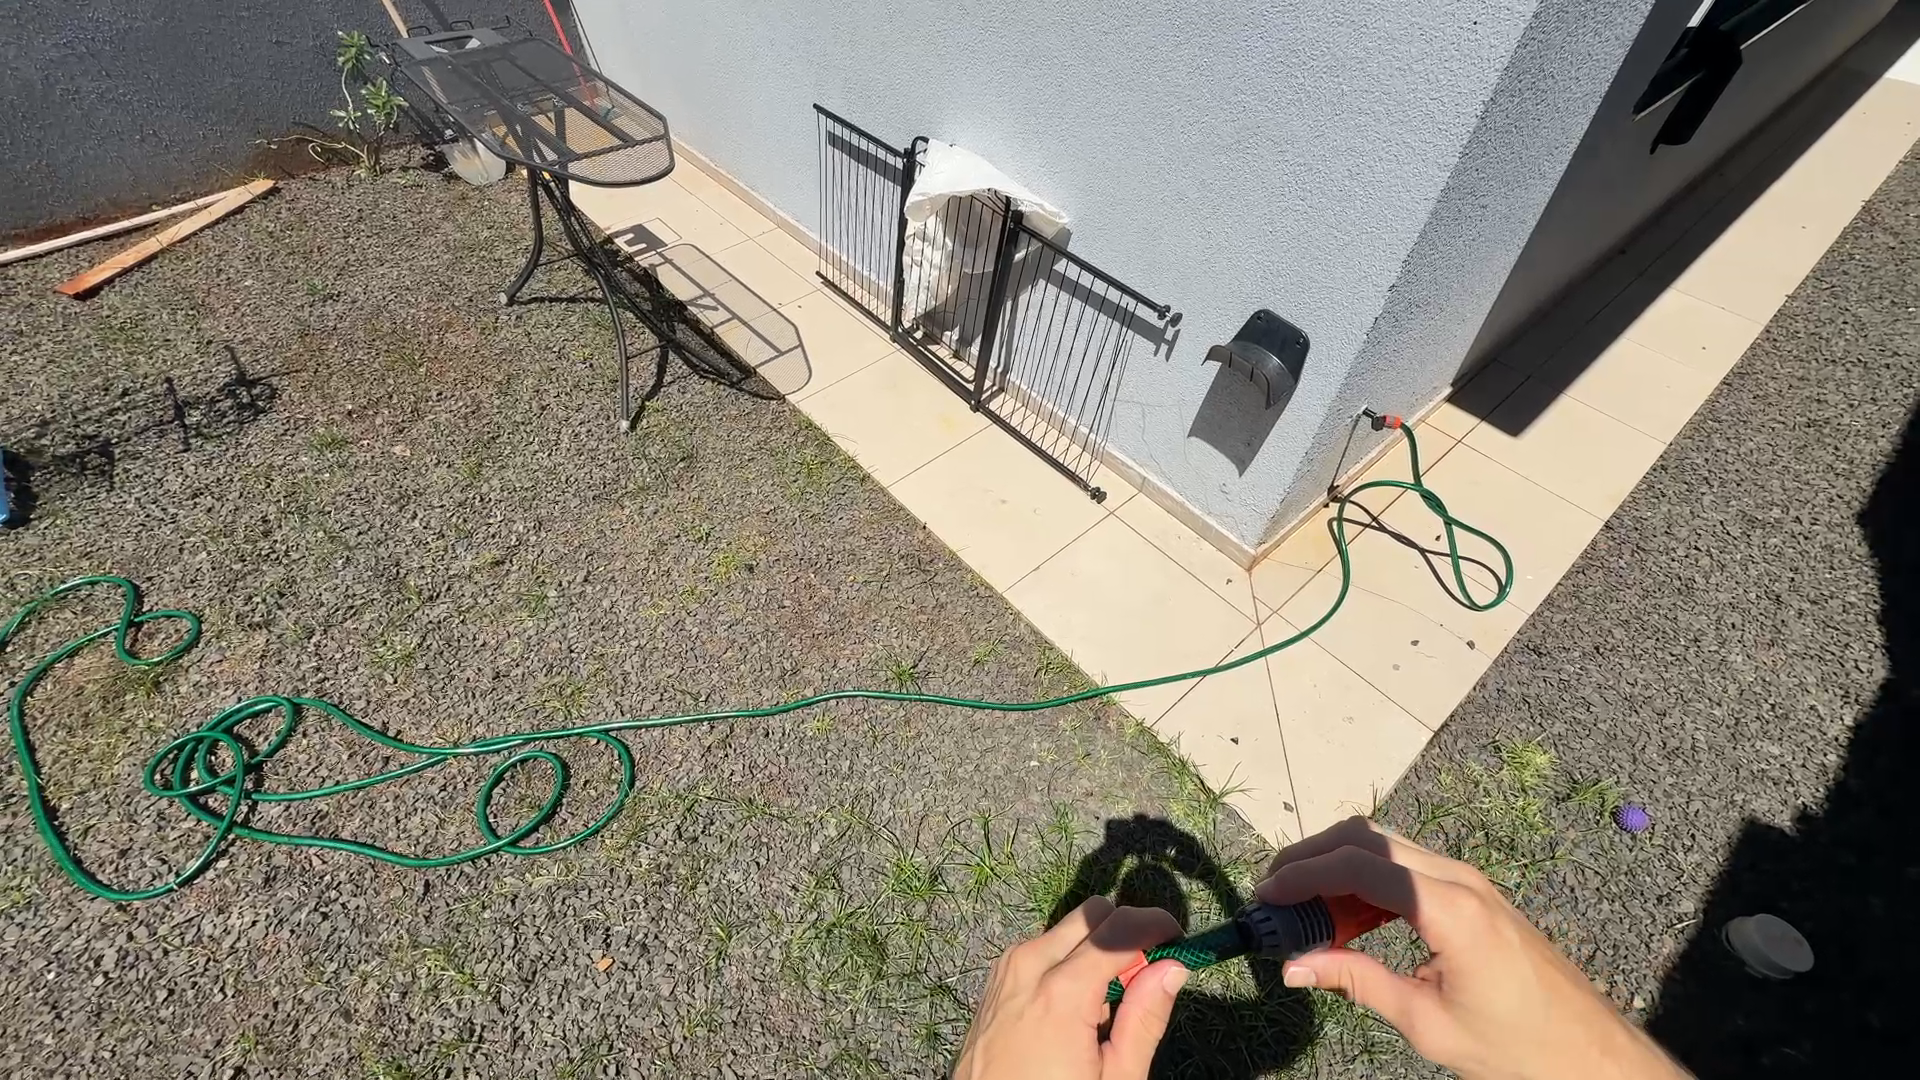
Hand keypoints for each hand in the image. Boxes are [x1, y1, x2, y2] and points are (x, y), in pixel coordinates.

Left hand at [953, 897, 1187, 1079]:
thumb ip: (1143, 1020)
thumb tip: (1173, 966)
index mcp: (1061, 992)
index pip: (1117, 928)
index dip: (1154, 925)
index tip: (1179, 940)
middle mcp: (1029, 962)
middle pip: (1092, 914)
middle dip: (1125, 932)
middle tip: (1145, 978)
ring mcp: (1008, 966)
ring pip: (1067, 927)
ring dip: (1096, 947)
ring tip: (1108, 1004)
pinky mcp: (997, 975)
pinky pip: (1042, 945)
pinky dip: (1068, 959)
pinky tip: (1075, 1006)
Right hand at [1259, 817, 1688, 1079]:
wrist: (1602, 1063)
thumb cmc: (1520, 1051)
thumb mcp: (1429, 1024)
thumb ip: (1356, 982)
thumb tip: (1291, 967)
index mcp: (1450, 909)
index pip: (1357, 867)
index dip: (1303, 875)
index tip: (1266, 895)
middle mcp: (1456, 876)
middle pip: (1363, 838)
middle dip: (1310, 856)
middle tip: (1275, 889)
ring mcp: (1464, 877)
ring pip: (1378, 842)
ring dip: (1333, 862)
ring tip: (1303, 904)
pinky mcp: (1467, 887)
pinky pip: (1399, 863)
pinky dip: (1361, 878)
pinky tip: (1346, 916)